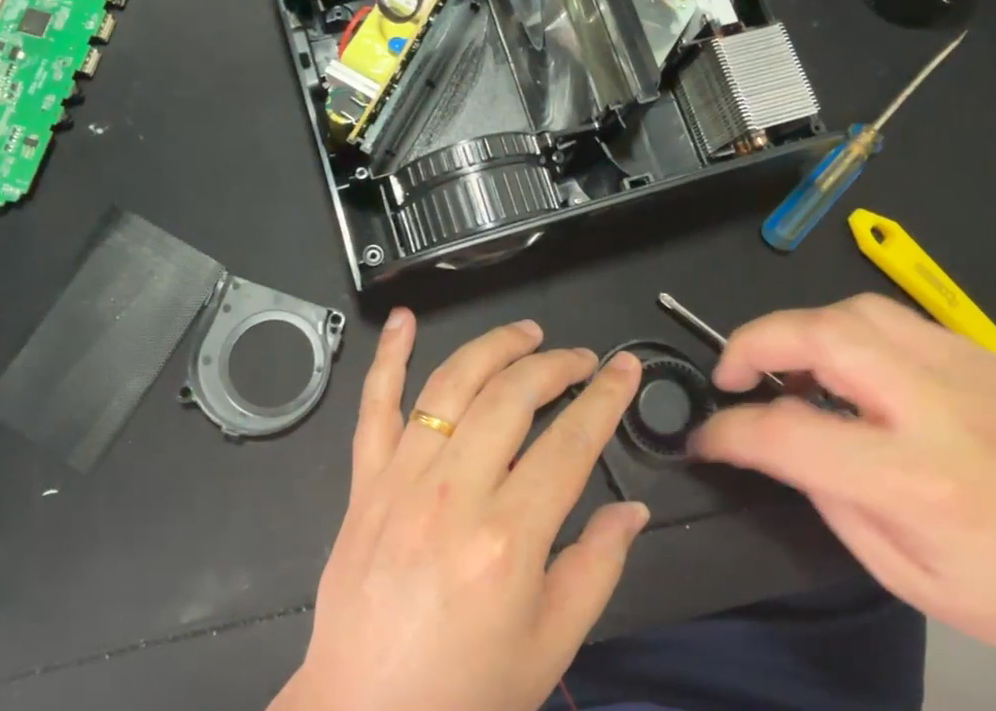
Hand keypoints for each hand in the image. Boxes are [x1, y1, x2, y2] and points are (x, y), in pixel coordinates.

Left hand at [273, 310, 646, 710]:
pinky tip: (403, 321)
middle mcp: (452, 496)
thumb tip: (633, 511)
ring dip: (492, 348)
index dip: (604, 398)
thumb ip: (597, 568)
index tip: (624, 369)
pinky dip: (387, 357)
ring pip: (449, 386)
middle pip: (511, 398)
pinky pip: (373, 407)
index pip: (569, 444)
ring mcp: (400, 482)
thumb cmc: (466, 686)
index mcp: (507, 540)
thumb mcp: (550, 644)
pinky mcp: (363, 483)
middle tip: (579, 358)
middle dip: (554, 364)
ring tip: (525, 334)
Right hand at [691, 294, 995, 709]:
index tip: (704, 439)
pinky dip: (856, 335)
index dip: (726, 432)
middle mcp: (943, 409)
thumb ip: (829, 499)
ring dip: (805, 329)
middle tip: (733, 375)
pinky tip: (857, 372)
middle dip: (753, 342)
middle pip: (820, 334)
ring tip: (793, 368)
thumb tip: (777, 445)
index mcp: (919, 482)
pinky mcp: (995, 359)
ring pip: (858, 309)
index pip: (786, 432)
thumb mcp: (905, 575)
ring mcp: (975, 372)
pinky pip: (904, 322)